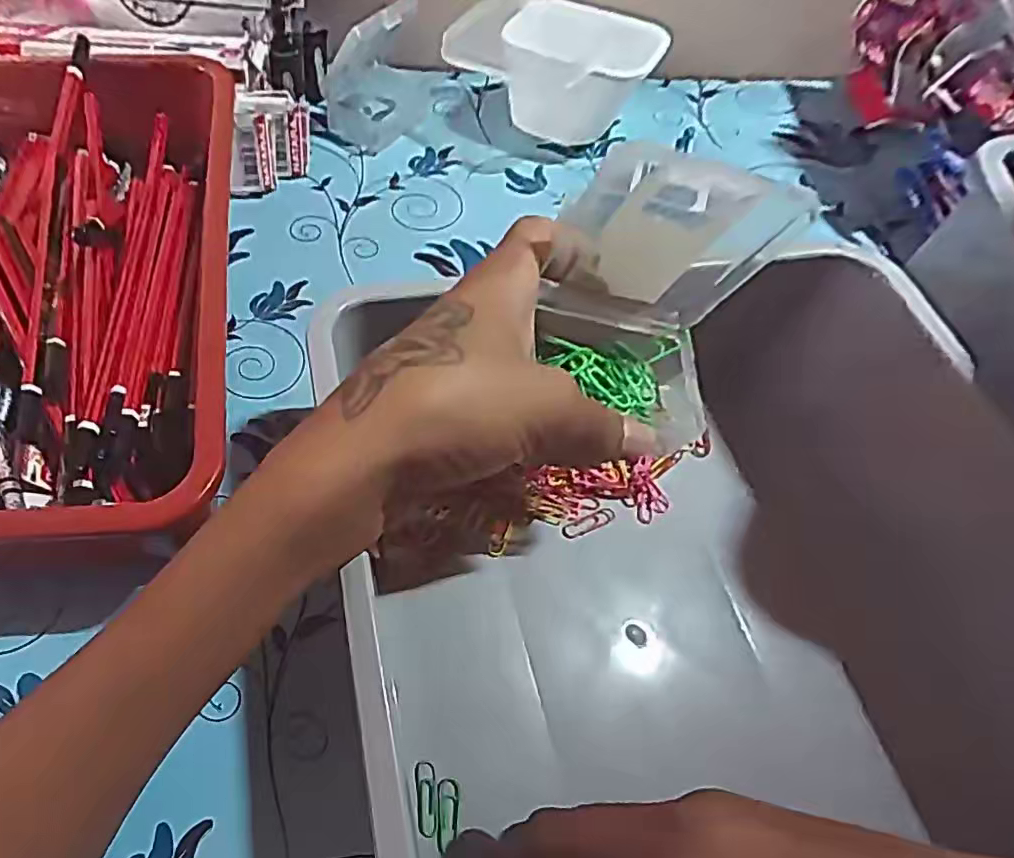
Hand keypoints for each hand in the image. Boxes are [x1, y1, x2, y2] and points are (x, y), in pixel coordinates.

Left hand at [323, 215, 657, 491]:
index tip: (607, 273)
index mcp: (493, 292)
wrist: (363, 461)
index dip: (573, 245)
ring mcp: (436, 370)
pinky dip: (505, 433)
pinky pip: (476, 416)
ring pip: (500, 371)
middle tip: (610, 366)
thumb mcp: (545, 409)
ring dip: (537, 394)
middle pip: (523, 313)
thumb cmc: (457, 406)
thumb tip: (650, 440)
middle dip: (566, 337)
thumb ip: (598, 424)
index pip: (534, 240)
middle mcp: (462, 323)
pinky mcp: (420, 416)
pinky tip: (530, 460)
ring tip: (581, 422)